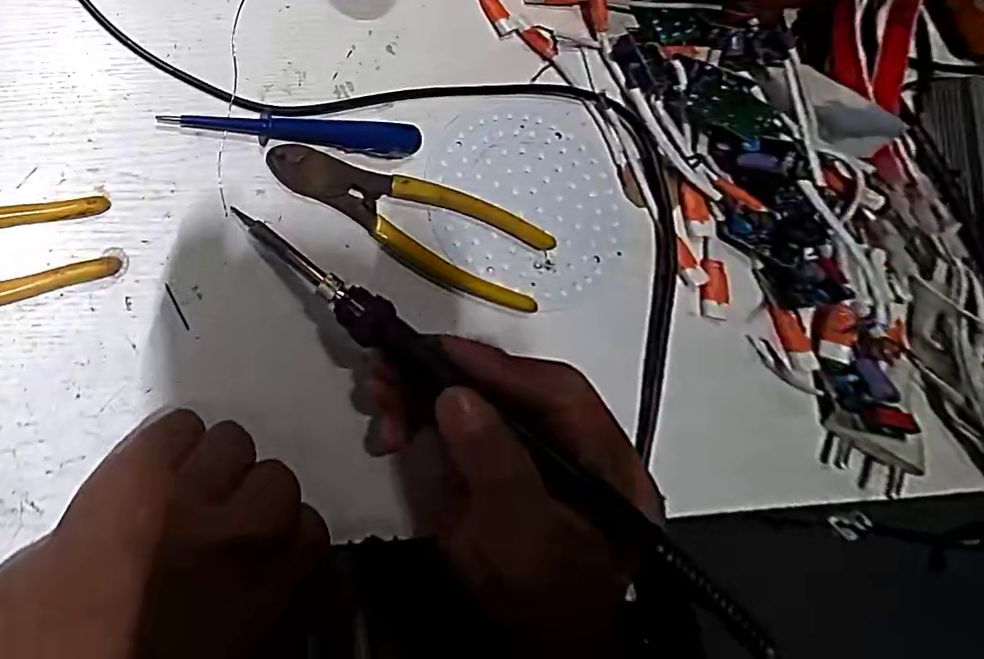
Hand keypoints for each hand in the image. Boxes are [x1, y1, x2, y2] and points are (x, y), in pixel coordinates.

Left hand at [0, 409, 326, 658]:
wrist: (45, 651)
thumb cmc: (126, 657)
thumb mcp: (219, 650)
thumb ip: (258, 610)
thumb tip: (271, 580)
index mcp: (258, 597)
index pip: (312, 533)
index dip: (292, 531)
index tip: (273, 535)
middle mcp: (234, 539)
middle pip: (279, 477)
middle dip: (256, 492)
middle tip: (226, 506)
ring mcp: (185, 492)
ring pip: (233, 439)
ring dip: (216, 459)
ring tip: (190, 478)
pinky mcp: (141, 461)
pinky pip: (181, 421)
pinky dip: (175, 437)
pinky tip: (158, 462)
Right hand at [367, 337, 661, 652]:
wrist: (525, 638)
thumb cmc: (540, 596)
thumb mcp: (523, 534)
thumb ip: (496, 467)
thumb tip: (457, 397)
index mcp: (600, 461)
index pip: (556, 393)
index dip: (499, 367)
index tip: (443, 353)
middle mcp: (562, 442)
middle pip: (502, 386)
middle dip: (441, 375)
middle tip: (394, 369)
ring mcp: (519, 444)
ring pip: (467, 394)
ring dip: (417, 390)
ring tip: (382, 393)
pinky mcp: (484, 451)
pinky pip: (446, 415)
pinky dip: (412, 411)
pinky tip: (391, 422)